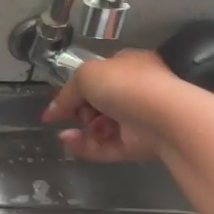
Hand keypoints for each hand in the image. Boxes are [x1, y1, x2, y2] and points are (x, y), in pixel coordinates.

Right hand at [40, 49, 187, 161]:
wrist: (162, 115)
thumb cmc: (124, 85)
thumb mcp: (85, 75)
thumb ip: (66, 93)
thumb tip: (51, 112)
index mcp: (127, 66)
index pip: (97, 77)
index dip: (75, 89)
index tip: (58, 102)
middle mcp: (133, 91)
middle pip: (95, 104)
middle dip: (79, 111)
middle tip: (73, 114)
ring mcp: (134, 119)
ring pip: (97, 128)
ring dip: (80, 130)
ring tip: (70, 132)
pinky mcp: (134, 145)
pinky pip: (103, 147)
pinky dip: (85, 146)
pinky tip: (72, 141)